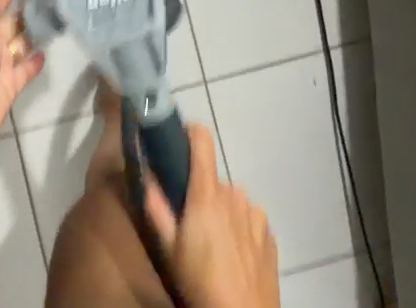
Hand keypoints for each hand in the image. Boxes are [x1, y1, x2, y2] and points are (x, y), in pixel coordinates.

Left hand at [0, 0, 44, 147]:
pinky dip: (33, 63)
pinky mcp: (10, 87)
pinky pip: (24, 71)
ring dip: (32, 37)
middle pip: (9, 26)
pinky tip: (46, 53)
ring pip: (18, 47)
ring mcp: (0, 66)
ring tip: (54, 23)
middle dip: (24, 15)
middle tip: (50, 1)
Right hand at [144, 122, 280, 307]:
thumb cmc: (201, 282)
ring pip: (231, 200)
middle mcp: (234, 194)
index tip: (178, 139)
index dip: (190, 133)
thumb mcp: (170, 250)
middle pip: (212, 179)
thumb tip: (145, 173)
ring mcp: (255, 214)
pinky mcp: (270, 234)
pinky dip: (240, 228)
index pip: (202, 140)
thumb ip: (157, 208)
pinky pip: (249, 218)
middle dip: (200, 193)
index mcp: (207, 193)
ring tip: (213, 244)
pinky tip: (233, 255)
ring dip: (221, 211)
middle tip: (189, 221)